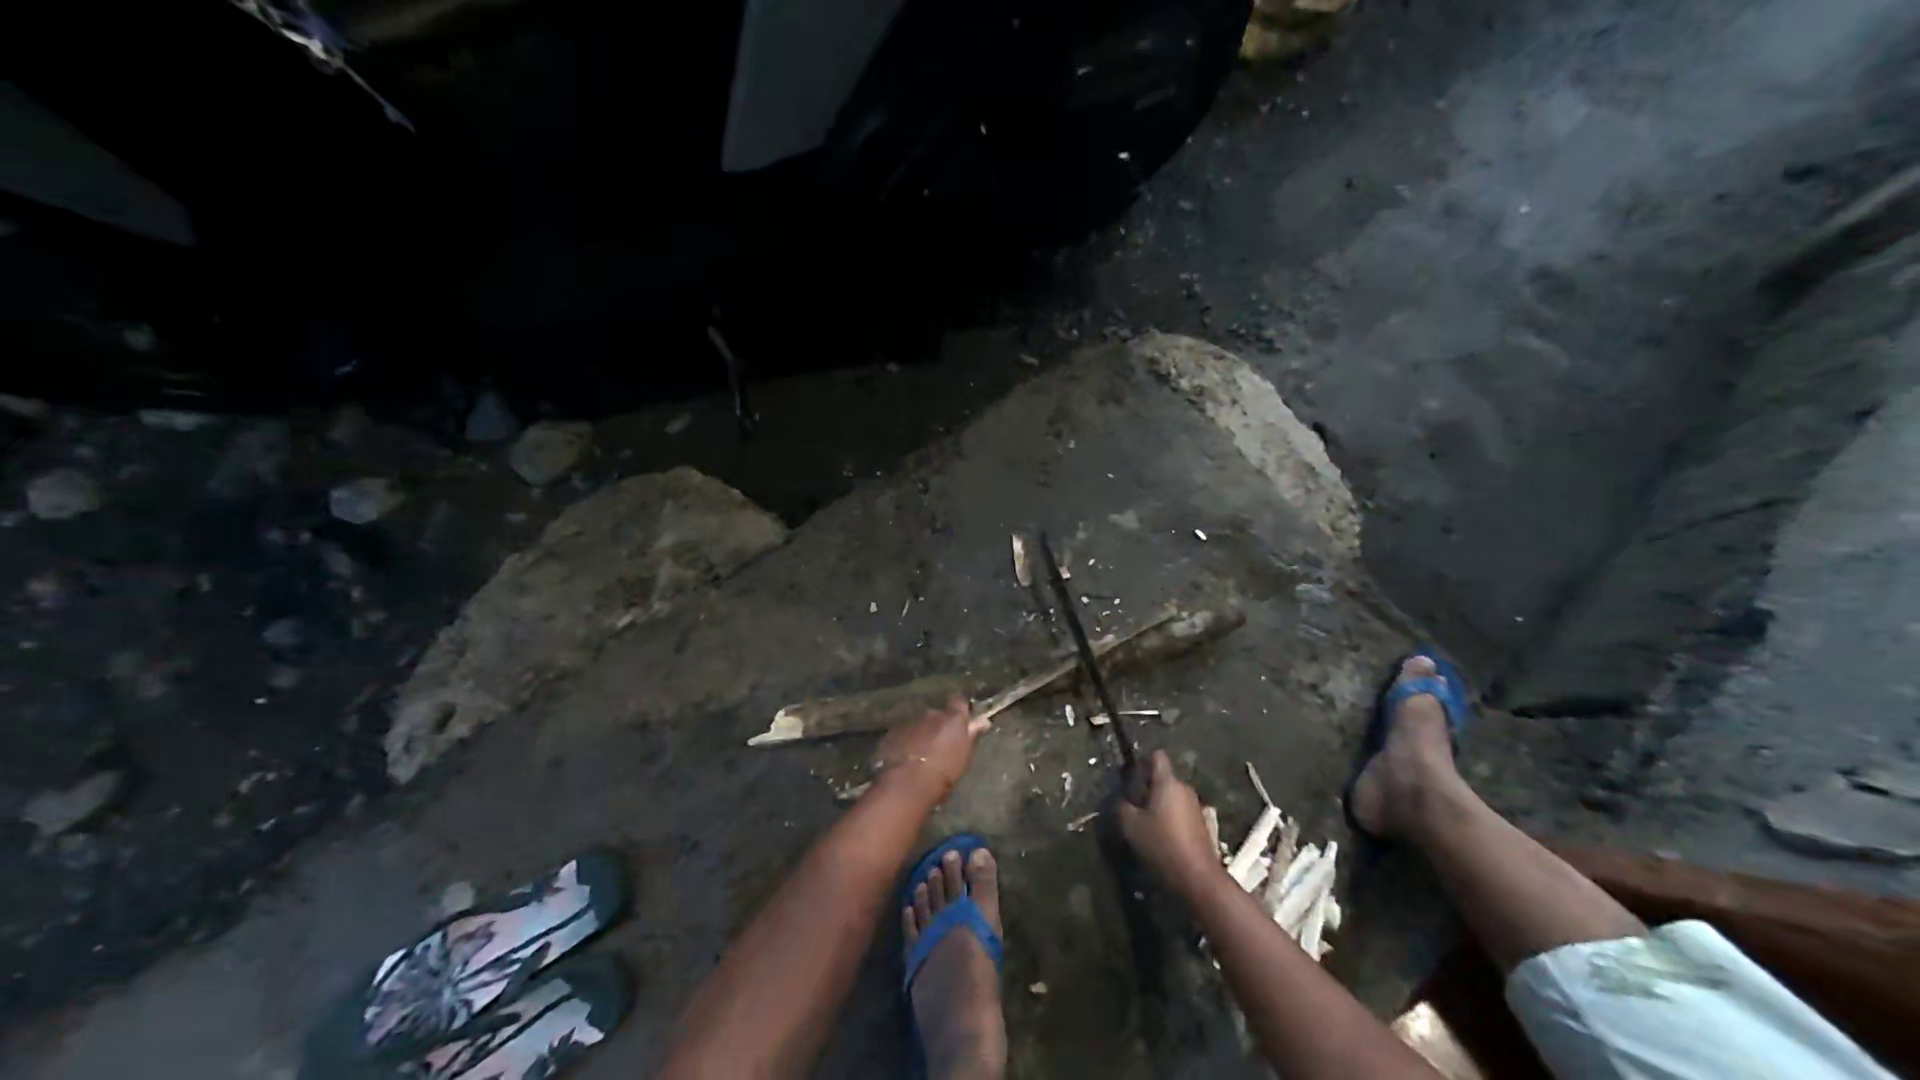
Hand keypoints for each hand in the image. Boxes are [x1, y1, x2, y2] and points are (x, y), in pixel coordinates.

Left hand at [872, 695, 989, 802]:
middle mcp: (931, 713)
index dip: (960, 709)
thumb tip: (983, 720)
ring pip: (919, 723)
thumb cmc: (944, 773)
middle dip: (938, 724)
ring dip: (921, 732)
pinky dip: (906, 740)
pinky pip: (903, 732)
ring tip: (921, 752)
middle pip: (937, 714)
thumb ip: (972, 735)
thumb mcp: (964, 757)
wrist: (907, 785)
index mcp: (952, 718)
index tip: (961, 720)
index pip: (959, 701)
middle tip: (940, 743)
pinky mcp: (892, 731)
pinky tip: (906, 755)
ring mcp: (909, 721)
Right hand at [1117, 750, 1223, 891]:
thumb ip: (1122, 806)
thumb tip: (1123, 800)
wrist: (1197, 876)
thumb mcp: (1130, 825)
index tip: (1130, 776)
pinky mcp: (1201, 823)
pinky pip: (1179, 811)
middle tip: (1132, 805)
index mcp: (1167, 782)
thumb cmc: (1161, 843)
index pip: (1157, 757)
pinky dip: (1169, 818)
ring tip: (1144, 824)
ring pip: (1171, 796)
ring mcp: (1195, 806)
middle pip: (1163, 779)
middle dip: (1147, 788)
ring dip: (1158, 805)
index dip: (1142, 761)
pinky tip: (1160, 837)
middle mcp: (1184, 788)